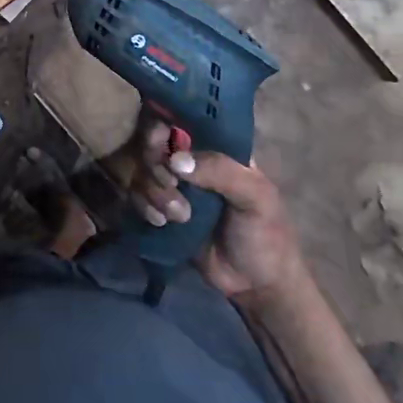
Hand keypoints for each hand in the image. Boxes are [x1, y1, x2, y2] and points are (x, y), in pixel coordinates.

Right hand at [129, 123, 305, 305]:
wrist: (255, 285)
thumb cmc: (265, 233)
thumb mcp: (256, 197)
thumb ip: (221, 171)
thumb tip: (175, 161)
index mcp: (220, 146)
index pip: (186, 117)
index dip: (166, 119)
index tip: (160, 137)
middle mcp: (193, 159)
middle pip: (155, 141)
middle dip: (157, 164)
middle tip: (171, 185)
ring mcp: (175, 184)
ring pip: (144, 169)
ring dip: (154, 192)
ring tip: (179, 216)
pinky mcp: (161, 208)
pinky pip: (137, 195)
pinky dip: (145, 207)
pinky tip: (161, 223)